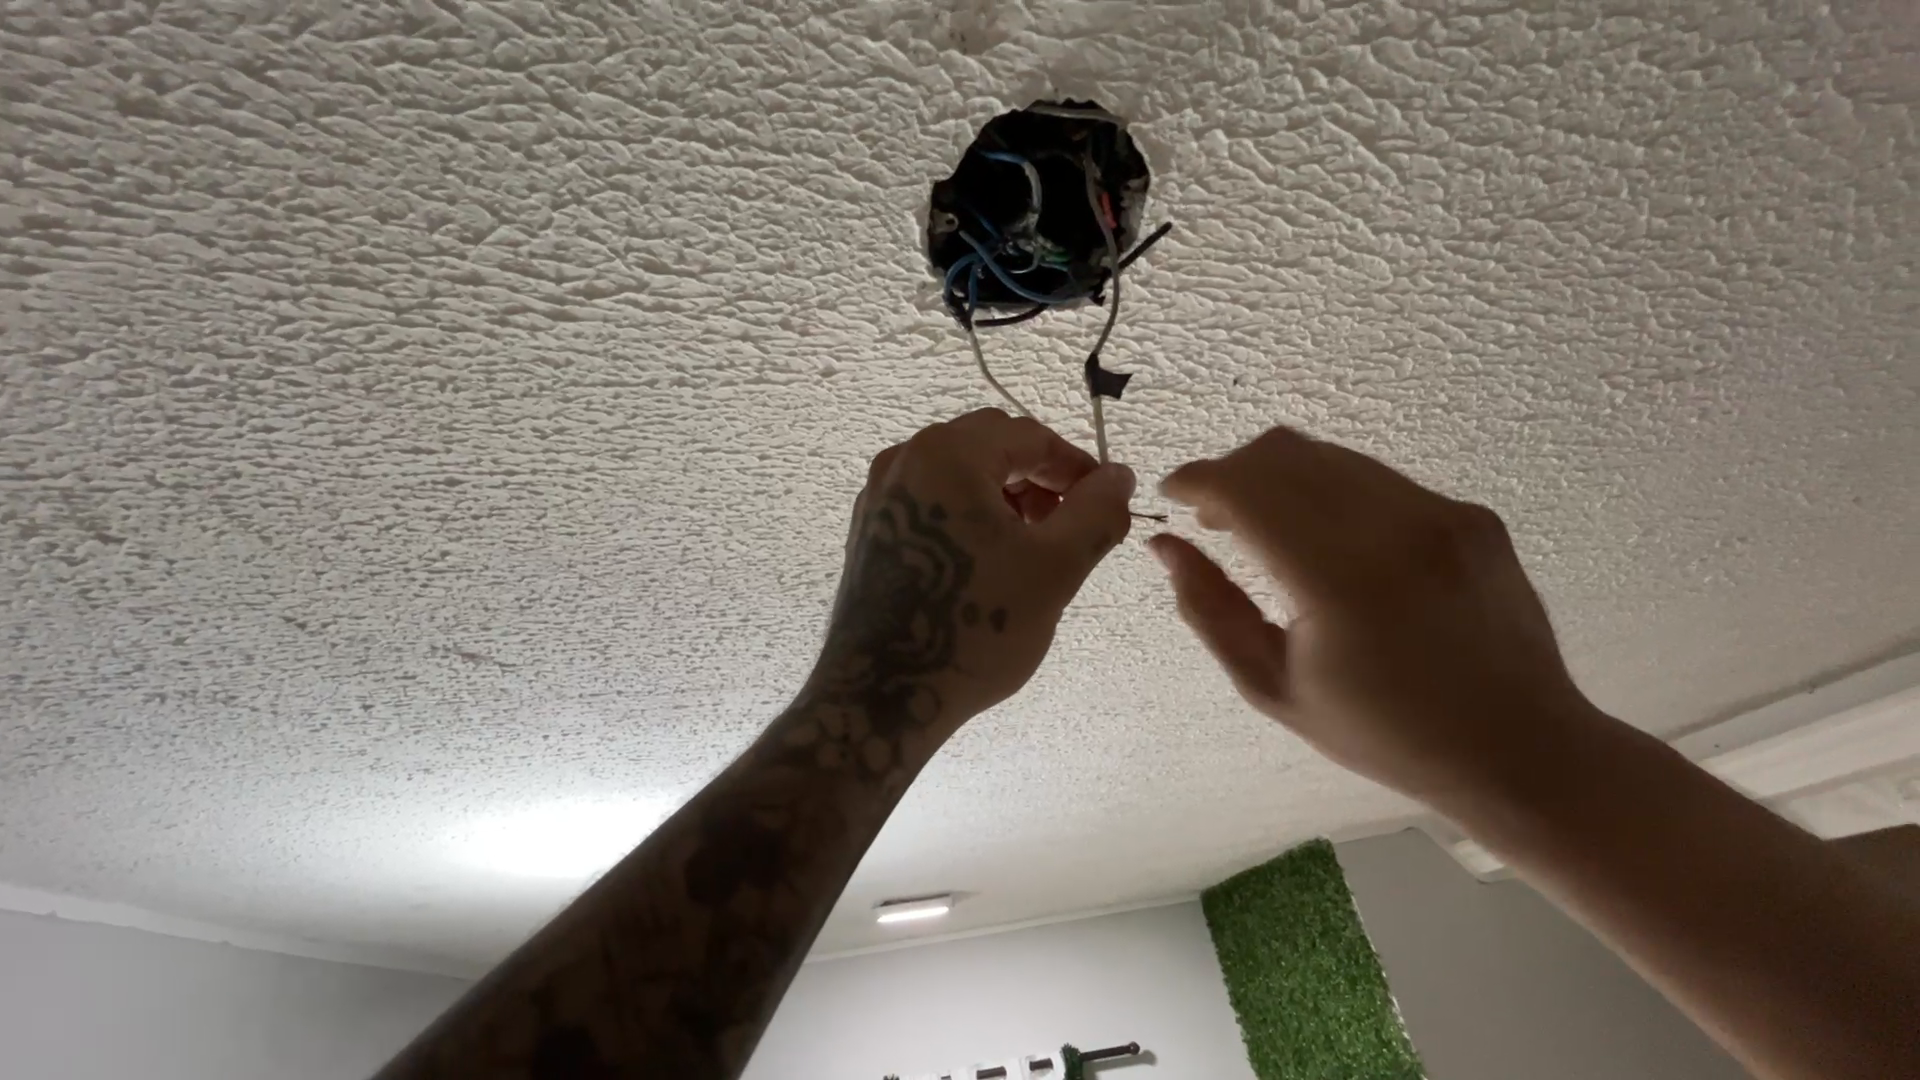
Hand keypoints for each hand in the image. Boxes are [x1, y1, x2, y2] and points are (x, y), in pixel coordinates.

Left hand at [812, 409, 1135, 729]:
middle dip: (1039, 479)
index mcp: (946, 454)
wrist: (883, 693)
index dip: (1076, 466)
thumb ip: (1097, 511)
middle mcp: (904, 460)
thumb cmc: (975, 627)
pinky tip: (987, 561)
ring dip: (1005, 497)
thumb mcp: (1054, 567)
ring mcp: (880, 496)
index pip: (1029, 435)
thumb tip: (1119, 476)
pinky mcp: (870, 530)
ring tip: (1031, 548)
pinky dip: (970, 515)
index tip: (1104, 502)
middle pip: (991, 446)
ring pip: (960, 473)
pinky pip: (932, 501)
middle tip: (1067, 527)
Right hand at [1150, 426, 1599, 805]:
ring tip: (1263, 525)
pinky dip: (1326, 491)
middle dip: (1230, 472)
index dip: (1196, 481)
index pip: (1247, 490)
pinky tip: (1325, 539)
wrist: (1521, 749)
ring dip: (1276, 477)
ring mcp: (1441, 515)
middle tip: (1212, 517)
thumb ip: (1208, 610)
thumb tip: (1165, 546)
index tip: (1172, 496)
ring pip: (1327, 455)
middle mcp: (1394, 529)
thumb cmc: (1382, 734)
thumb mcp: (1271, 687)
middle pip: (1282, 453)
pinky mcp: (1468, 515)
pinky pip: (1372, 477)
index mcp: (1340, 583)